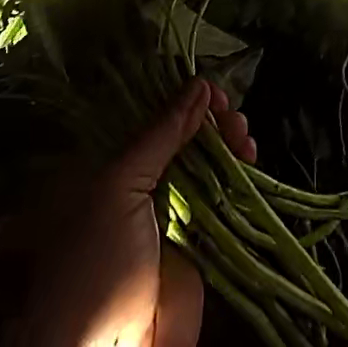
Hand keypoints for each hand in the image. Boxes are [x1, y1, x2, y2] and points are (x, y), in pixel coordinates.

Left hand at [7, 78, 256, 346]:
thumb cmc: (97, 261)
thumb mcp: (119, 187)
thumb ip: (161, 137)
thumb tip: (197, 87)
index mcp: (112, 162)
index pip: (151, 115)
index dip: (181, 98)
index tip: (210, 90)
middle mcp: (140, 180)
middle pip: (183, 136)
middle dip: (210, 119)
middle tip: (230, 114)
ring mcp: (170, 209)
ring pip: (206, 162)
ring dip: (228, 142)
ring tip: (243, 137)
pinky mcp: (197, 238)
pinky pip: (221, 197)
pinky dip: (239, 176)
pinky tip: (250, 160)